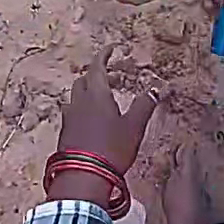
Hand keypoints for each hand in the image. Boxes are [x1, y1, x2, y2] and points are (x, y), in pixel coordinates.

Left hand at [48, 49, 156, 204]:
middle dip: (98, 74)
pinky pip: (73, 109)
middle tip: (114, 77)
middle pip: (85, 79)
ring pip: (77, 94)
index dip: (104, 56)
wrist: (84, 174)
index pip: (97, 67)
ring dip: (89, 90)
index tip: (111, 49)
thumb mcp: (134, 126)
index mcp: (96, 94)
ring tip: (105, 97)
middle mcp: (78, 100)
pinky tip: (92, 117)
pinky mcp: (65, 130)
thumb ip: (145, 105)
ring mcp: (69, 115)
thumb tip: (158, 89)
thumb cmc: (112, 147)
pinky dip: (83, 105)